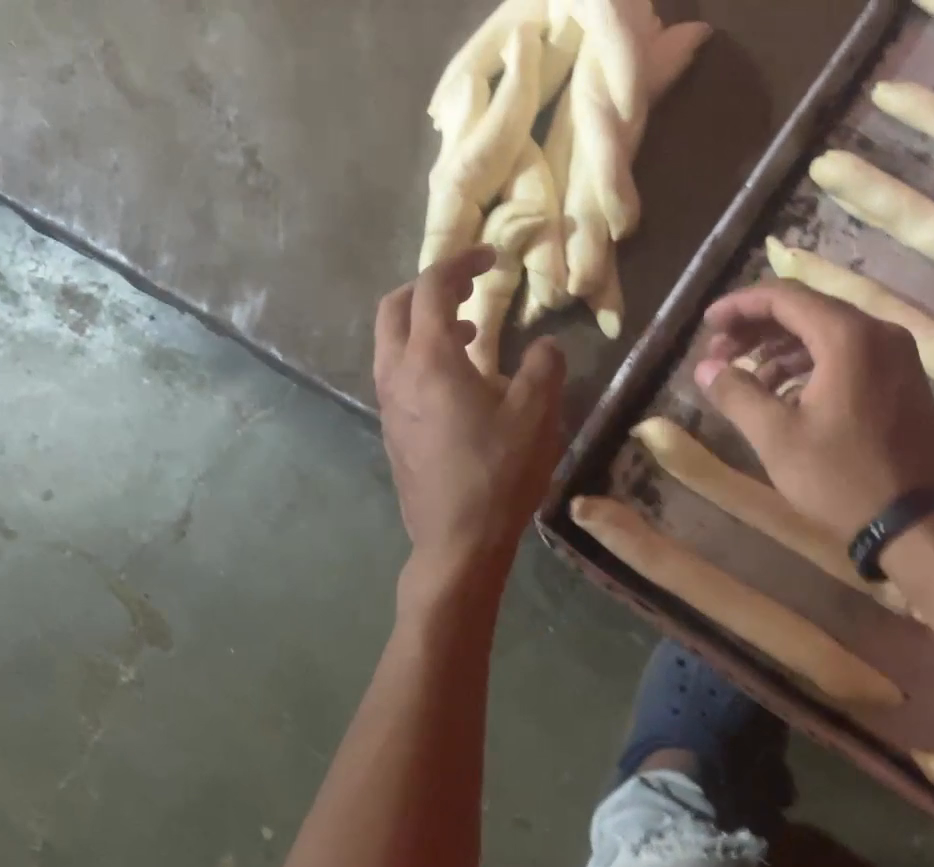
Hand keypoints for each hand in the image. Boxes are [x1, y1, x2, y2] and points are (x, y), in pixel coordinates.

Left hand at [374, 248, 567, 582]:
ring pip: (393, 345)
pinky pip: (398, 376)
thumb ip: (544, 367)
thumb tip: (543, 346)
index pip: (432, 287)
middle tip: (467, 289)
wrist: (456, 542)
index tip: (490, 257)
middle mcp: (396, 375)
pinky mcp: (392, 433)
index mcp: (428, 359)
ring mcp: (388, 406)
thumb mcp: (536, 415)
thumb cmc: (498, 474)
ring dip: (425, 327)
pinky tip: (460, 385)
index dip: (460, 262)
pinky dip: (421, 360)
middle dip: (428, 289)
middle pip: (395, 309)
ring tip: (470, 336)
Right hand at [694, 281, 933, 538]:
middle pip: (807, 310)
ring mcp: (895, 356)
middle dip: (756, 328)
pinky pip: (846, 355)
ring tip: (743, 377)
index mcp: (848, 337)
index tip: (707, 325)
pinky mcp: (900, 381)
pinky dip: (807, 364)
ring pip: (826, 334)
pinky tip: (781, 393)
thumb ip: (736, 393)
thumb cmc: (840, 476)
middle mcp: (878, 333)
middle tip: (718, 353)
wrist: (914, 521)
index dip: (739, 305)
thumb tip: (704, 368)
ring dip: (780, 349)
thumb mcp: (776, 437)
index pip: (785, 297)